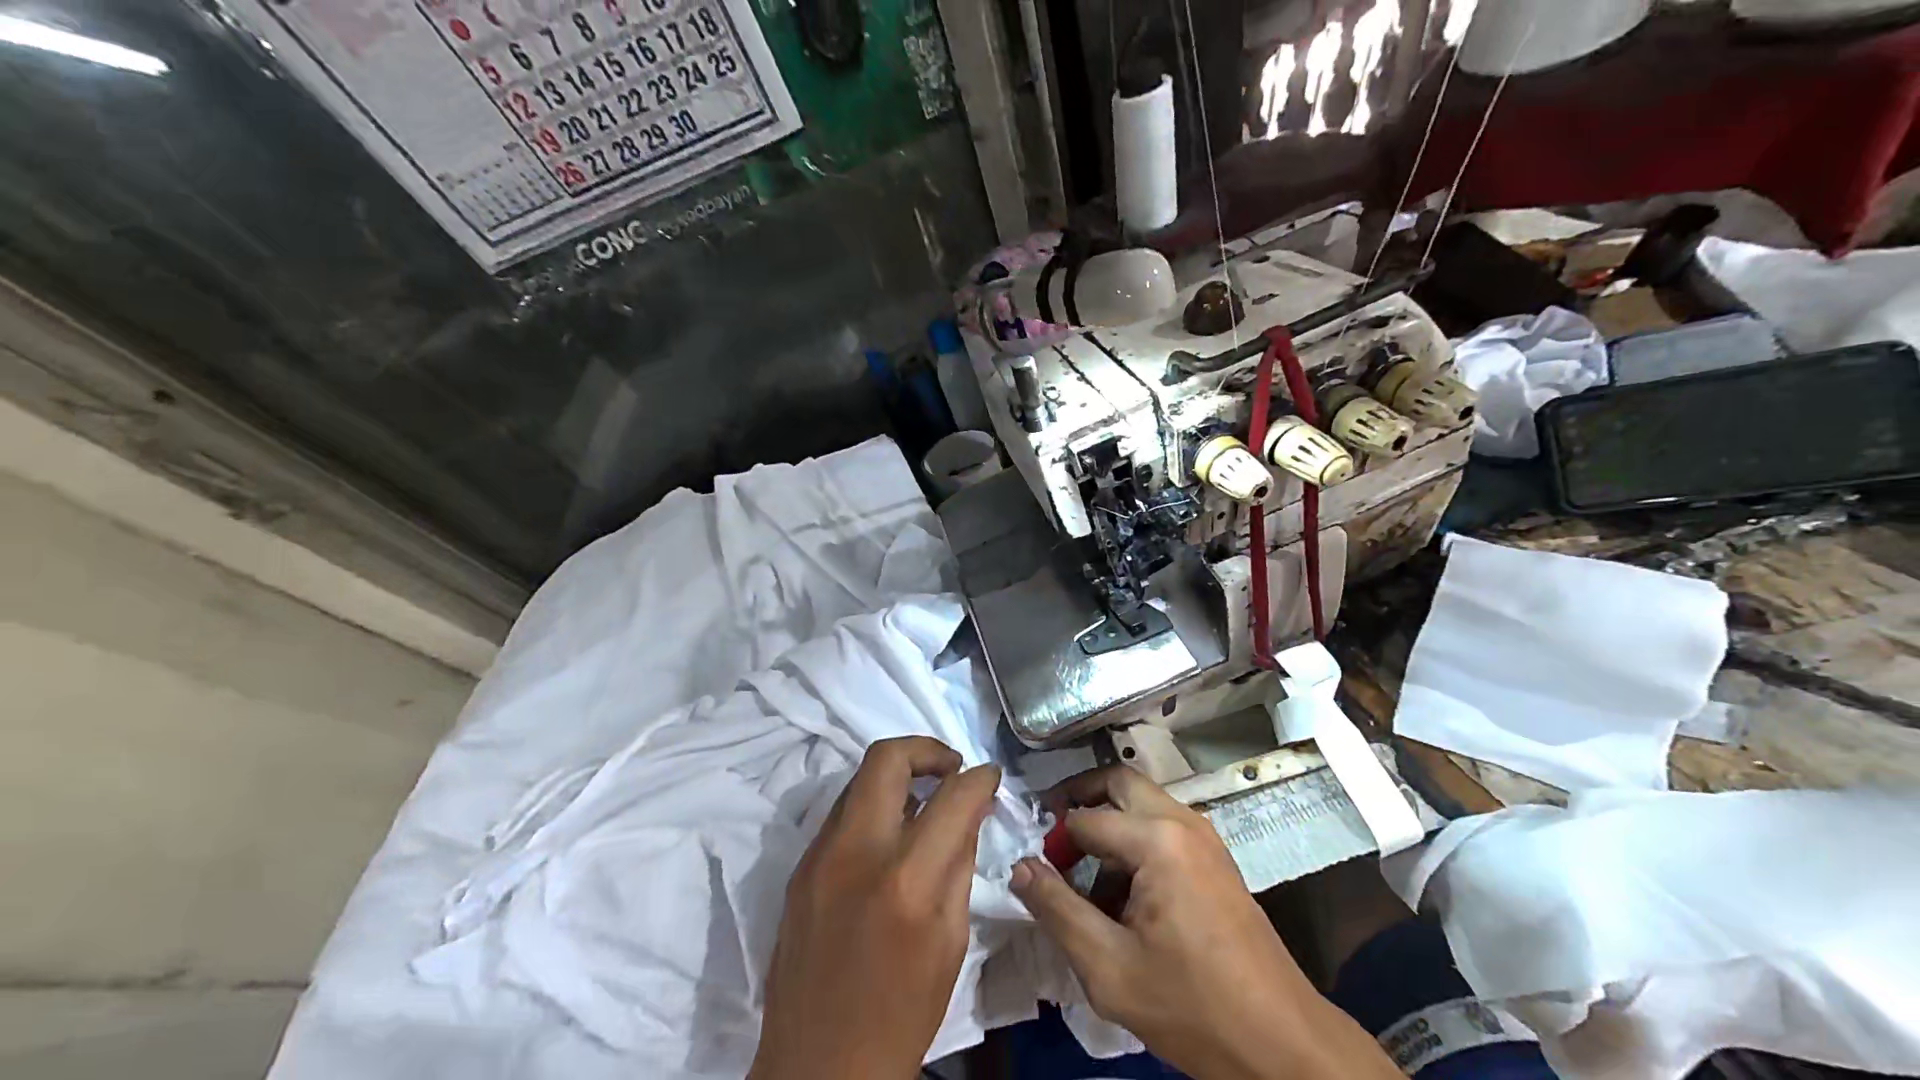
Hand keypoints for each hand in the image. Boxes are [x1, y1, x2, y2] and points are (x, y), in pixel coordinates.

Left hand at [749, 736, 1000, 1079]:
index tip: (990, 776)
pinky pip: (840, 814)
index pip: (951, 796)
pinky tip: (890, 836)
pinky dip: (872, 807)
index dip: (979, 777)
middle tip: (952, 769)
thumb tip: (969, 810)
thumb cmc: (901, 1013)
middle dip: (927, 750)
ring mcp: (817, 856)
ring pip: (858, 781)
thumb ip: (959, 863)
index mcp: (905, 879)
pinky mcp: (798, 868)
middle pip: (886, 758)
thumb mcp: (950, 941)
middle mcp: (855, 852)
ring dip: (896, 777)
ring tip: (924, 801)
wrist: (818, 1065)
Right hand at [1010, 766, 1399, 1079]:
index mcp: (1157, 840)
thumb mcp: (1107, 966)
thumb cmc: (1191, 1005)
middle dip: (1079, 799)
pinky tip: (1124, 897)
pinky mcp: (1215, 859)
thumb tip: (1019, 866)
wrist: (1281, 1043)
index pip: (1083, 818)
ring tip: (1086, 882)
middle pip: (1118, 782)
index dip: (1052, 842)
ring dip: (1108, 824)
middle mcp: (1183, 822)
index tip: (1035, 872)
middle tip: (1051, 837)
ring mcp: (1205, 838)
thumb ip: (1055, 908)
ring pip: (1141, 803)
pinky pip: (1163, 829)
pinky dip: (1134, 843)